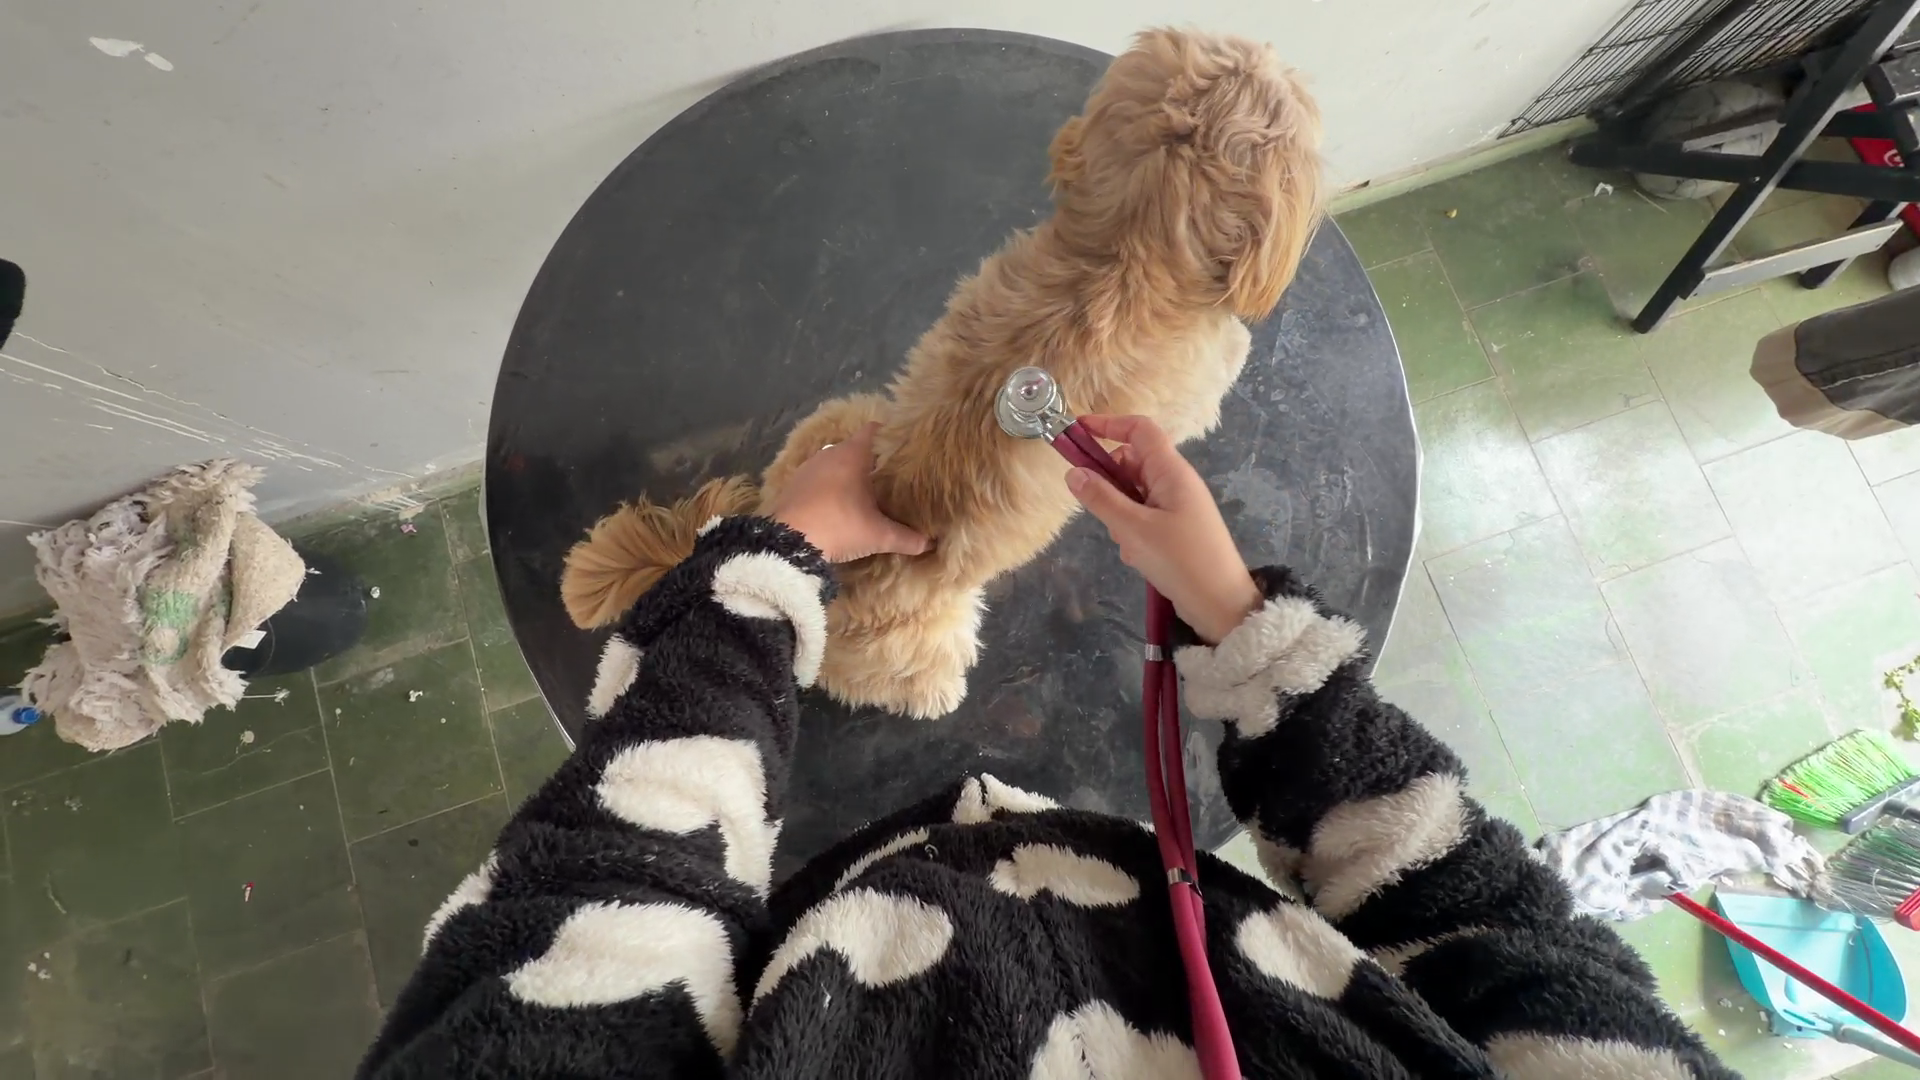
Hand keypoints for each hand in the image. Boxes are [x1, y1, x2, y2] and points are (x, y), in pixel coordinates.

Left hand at [769, 422, 930, 562]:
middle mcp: (830, 453)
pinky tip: (838, 507)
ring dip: (849, 476)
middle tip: (893, 478)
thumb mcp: (879, 536)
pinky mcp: (794, 485)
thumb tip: (930, 544)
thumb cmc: (839, 526)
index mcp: (853, 454)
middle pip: (857, 448)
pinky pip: (819, 479)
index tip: (906, 449)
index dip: (892, 436)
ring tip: (866, 493)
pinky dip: (830, 488)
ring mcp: (808, 467)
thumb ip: (907, 538)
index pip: (876, 430)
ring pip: (836, 464)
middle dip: (874, 462)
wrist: (787, 542)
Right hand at [1066, 415, 1263, 644]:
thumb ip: (1100, 498)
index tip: (1076, 432)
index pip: (1139, 430)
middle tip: (1100, 510)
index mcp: (1171, 472)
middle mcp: (1175, 483)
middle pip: (1131, 463)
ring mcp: (1176, 506)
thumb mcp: (1132, 529)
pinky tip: (1138, 557)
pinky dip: (1131, 531)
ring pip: (1133, 494)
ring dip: (1119, 514)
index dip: (1108, 425)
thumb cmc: (1180, 560)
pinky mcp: (1174, 529)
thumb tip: (1073, 472)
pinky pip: (1141, 517)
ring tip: (1127, 542)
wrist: (1221, 605)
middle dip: (1109, 483)